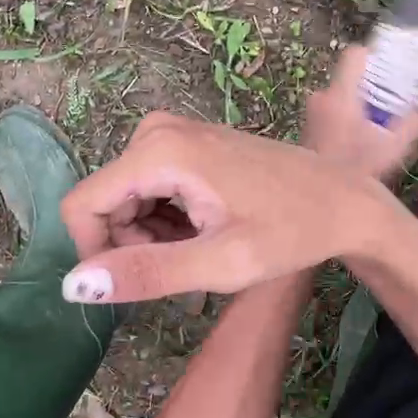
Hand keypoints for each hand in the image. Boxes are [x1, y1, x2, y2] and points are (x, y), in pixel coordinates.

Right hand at [59, 113, 405, 303]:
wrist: (343, 200)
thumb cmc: (289, 232)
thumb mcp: (220, 262)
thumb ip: (145, 272)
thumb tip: (74, 286)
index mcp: (158, 152)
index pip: (82, 207)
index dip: (98, 254)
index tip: (142, 279)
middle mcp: (156, 131)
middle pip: (105, 203)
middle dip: (133, 244)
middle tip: (191, 263)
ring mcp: (171, 132)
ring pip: (125, 199)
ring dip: (153, 235)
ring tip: (205, 246)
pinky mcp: (184, 141)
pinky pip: (148, 187)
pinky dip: (167, 219)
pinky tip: (207, 228)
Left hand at [302, 46, 417, 179]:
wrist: (317, 198)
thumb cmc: (357, 170)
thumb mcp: (394, 150)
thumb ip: (410, 125)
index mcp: (341, 96)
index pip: (355, 55)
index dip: (374, 57)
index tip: (389, 70)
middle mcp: (322, 97)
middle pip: (350, 79)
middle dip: (369, 90)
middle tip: (386, 107)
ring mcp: (311, 111)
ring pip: (341, 96)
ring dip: (356, 107)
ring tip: (371, 129)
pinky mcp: (306, 125)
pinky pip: (331, 110)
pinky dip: (344, 119)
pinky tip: (355, 141)